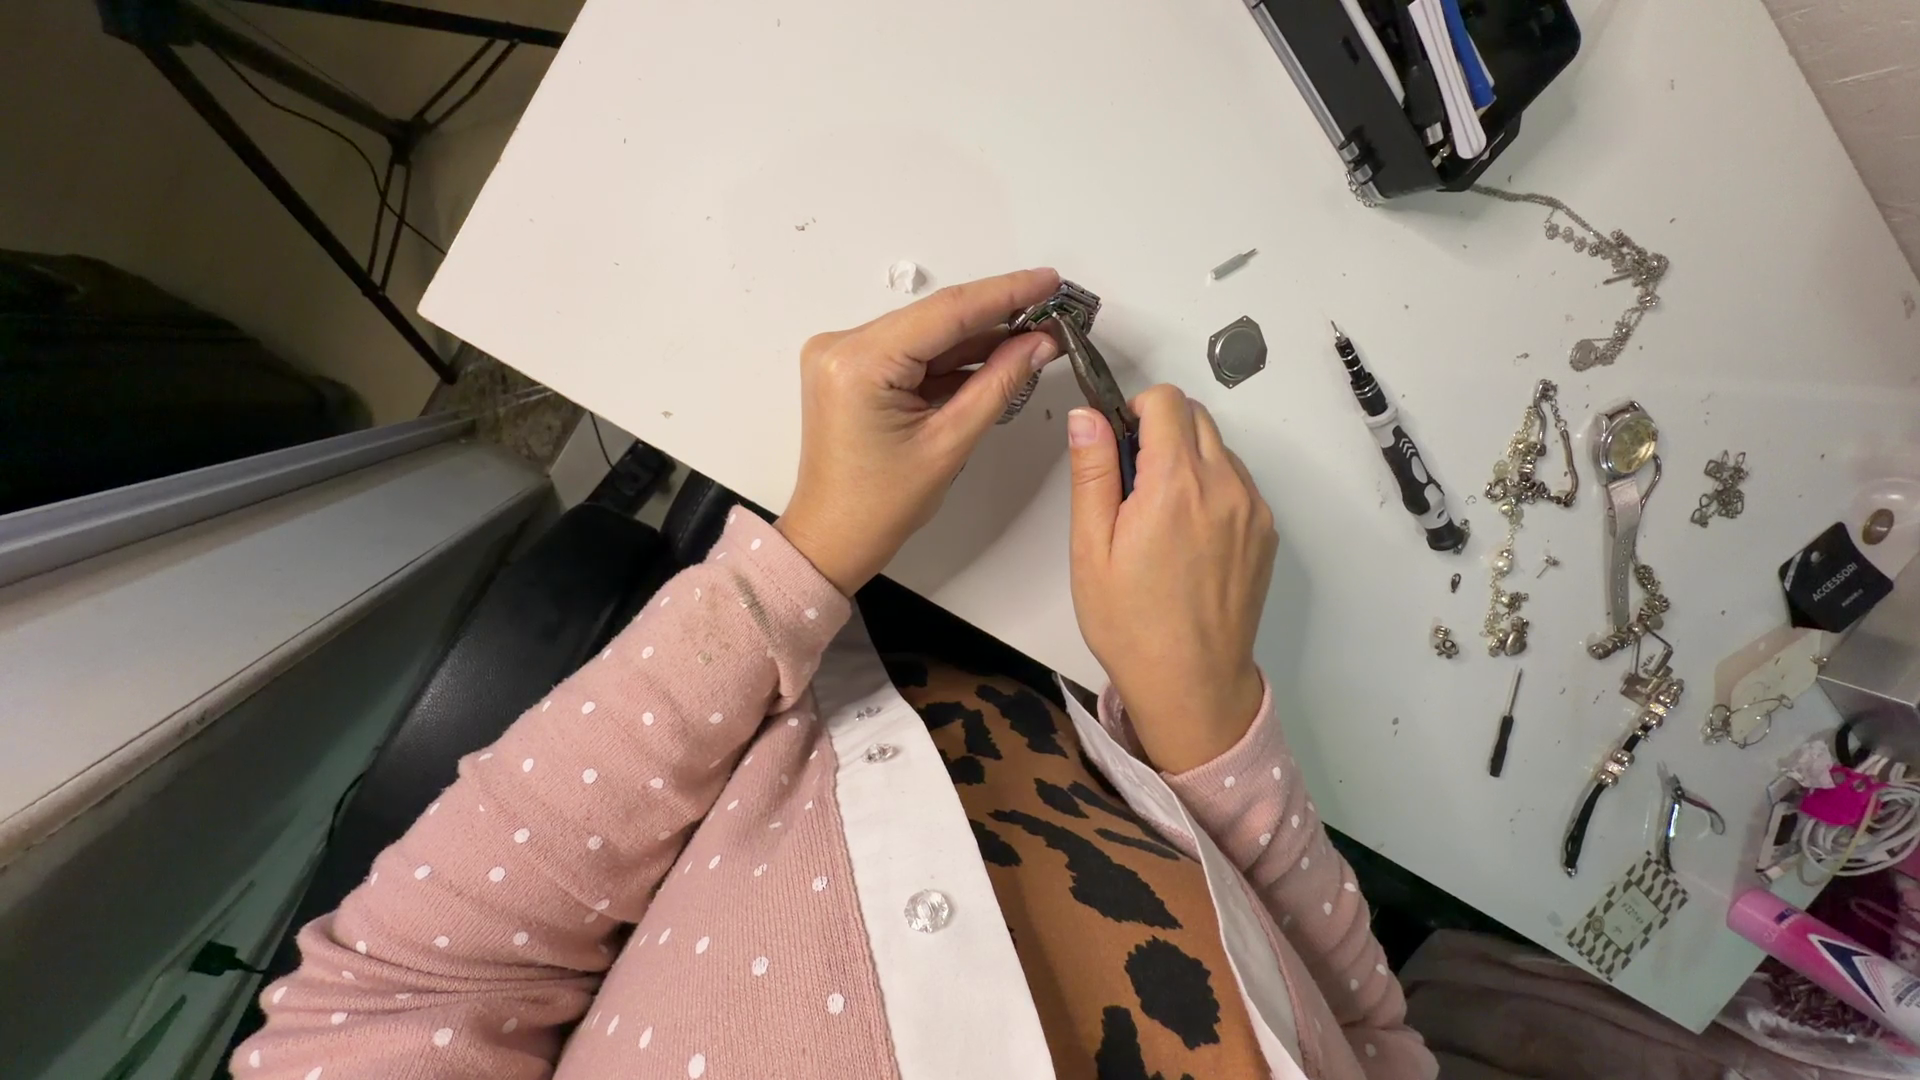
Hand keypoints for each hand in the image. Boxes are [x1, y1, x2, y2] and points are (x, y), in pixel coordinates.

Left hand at [777, 268, 1063, 594]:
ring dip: (976, 339)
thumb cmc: (881, 505)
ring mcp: (842, 356)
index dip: (1005, 293)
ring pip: (925, 336)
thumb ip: (998, 384)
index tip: (1050, 281)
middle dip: (995, 317)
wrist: (833, 537)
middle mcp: (841, 346)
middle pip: (935, 319)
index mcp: (859, 363)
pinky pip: (910, 354)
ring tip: (1033, 336)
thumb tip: (1040, 342)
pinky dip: (950, 360)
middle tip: (1051, 311)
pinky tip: (994, 357)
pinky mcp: (850, 369)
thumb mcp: (950, 443)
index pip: (946, 312)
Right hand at [1067, 386, 1277, 773]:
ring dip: (1188, 458)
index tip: (1117, 443)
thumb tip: (1086, 416)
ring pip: (1220, 449)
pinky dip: (1212, 487)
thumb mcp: (1090, 549)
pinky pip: (1238, 483)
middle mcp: (1225, 486)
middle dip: (1161, 430)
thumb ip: (1092, 473)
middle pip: (1197, 417)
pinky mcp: (1265, 533)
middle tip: (1130, 482)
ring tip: (1159, 516)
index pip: (1166, 401)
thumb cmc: (1130, 624)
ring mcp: (1253, 510)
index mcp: (1175, 484)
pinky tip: (1188, 536)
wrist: (1192, 683)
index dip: (1134, 409)